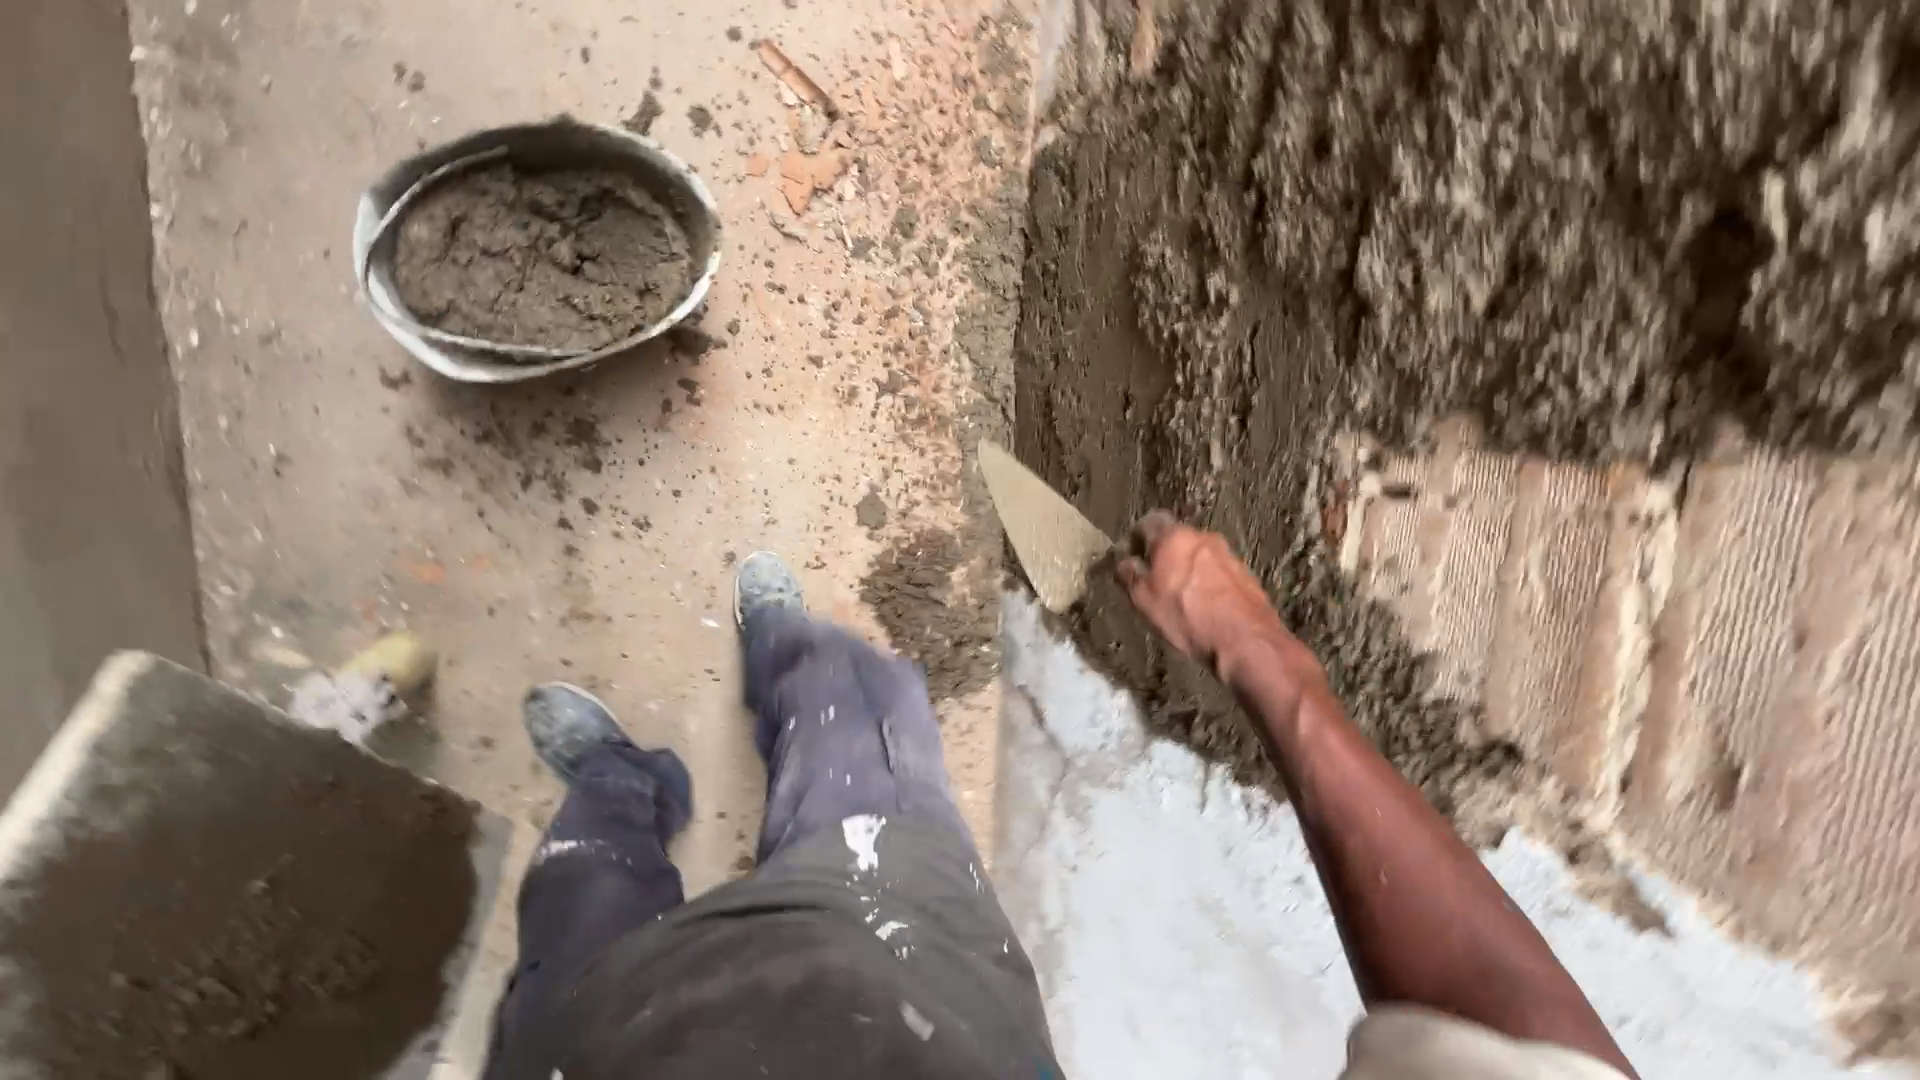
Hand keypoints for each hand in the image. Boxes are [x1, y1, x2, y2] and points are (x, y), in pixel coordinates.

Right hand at [1113, 511, 1289, 674]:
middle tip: (1153, 582)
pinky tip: (1204, 606)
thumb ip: (1128, 575)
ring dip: (1186, 569)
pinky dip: (1206, 582)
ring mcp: (1228, 554)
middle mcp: (1203, 537)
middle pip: (1175, 538)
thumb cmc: (1187, 617)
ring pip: (1197, 555)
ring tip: (1180, 598)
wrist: (1246, 641)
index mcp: (1174, 536)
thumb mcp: (1144, 600)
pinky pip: (1216, 571)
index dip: (1136, 539)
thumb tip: (1122, 560)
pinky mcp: (1245, 574)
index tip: (1131, 559)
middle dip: (1162, 555)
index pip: (1148, 522)